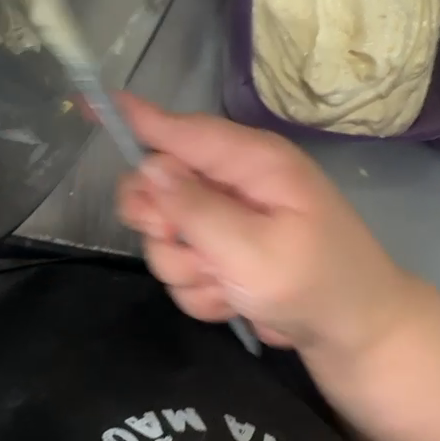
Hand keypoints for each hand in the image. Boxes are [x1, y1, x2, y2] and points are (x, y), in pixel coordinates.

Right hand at [115, 95, 434, 358]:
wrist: (351, 335)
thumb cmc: (316, 284)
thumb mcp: (255, 251)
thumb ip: (197, 210)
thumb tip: (148, 166)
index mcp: (249, 163)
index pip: (178, 131)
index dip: (133, 119)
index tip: (88, 105)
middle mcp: (230, 183)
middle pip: (154, 188)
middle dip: (164, 227)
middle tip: (190, 250)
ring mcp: (221, 220)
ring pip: (160, 237)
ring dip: (189, 270)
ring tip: (231, 286)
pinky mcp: (215, 253)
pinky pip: (176, 267)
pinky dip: (200, 291)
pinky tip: (232, 299)